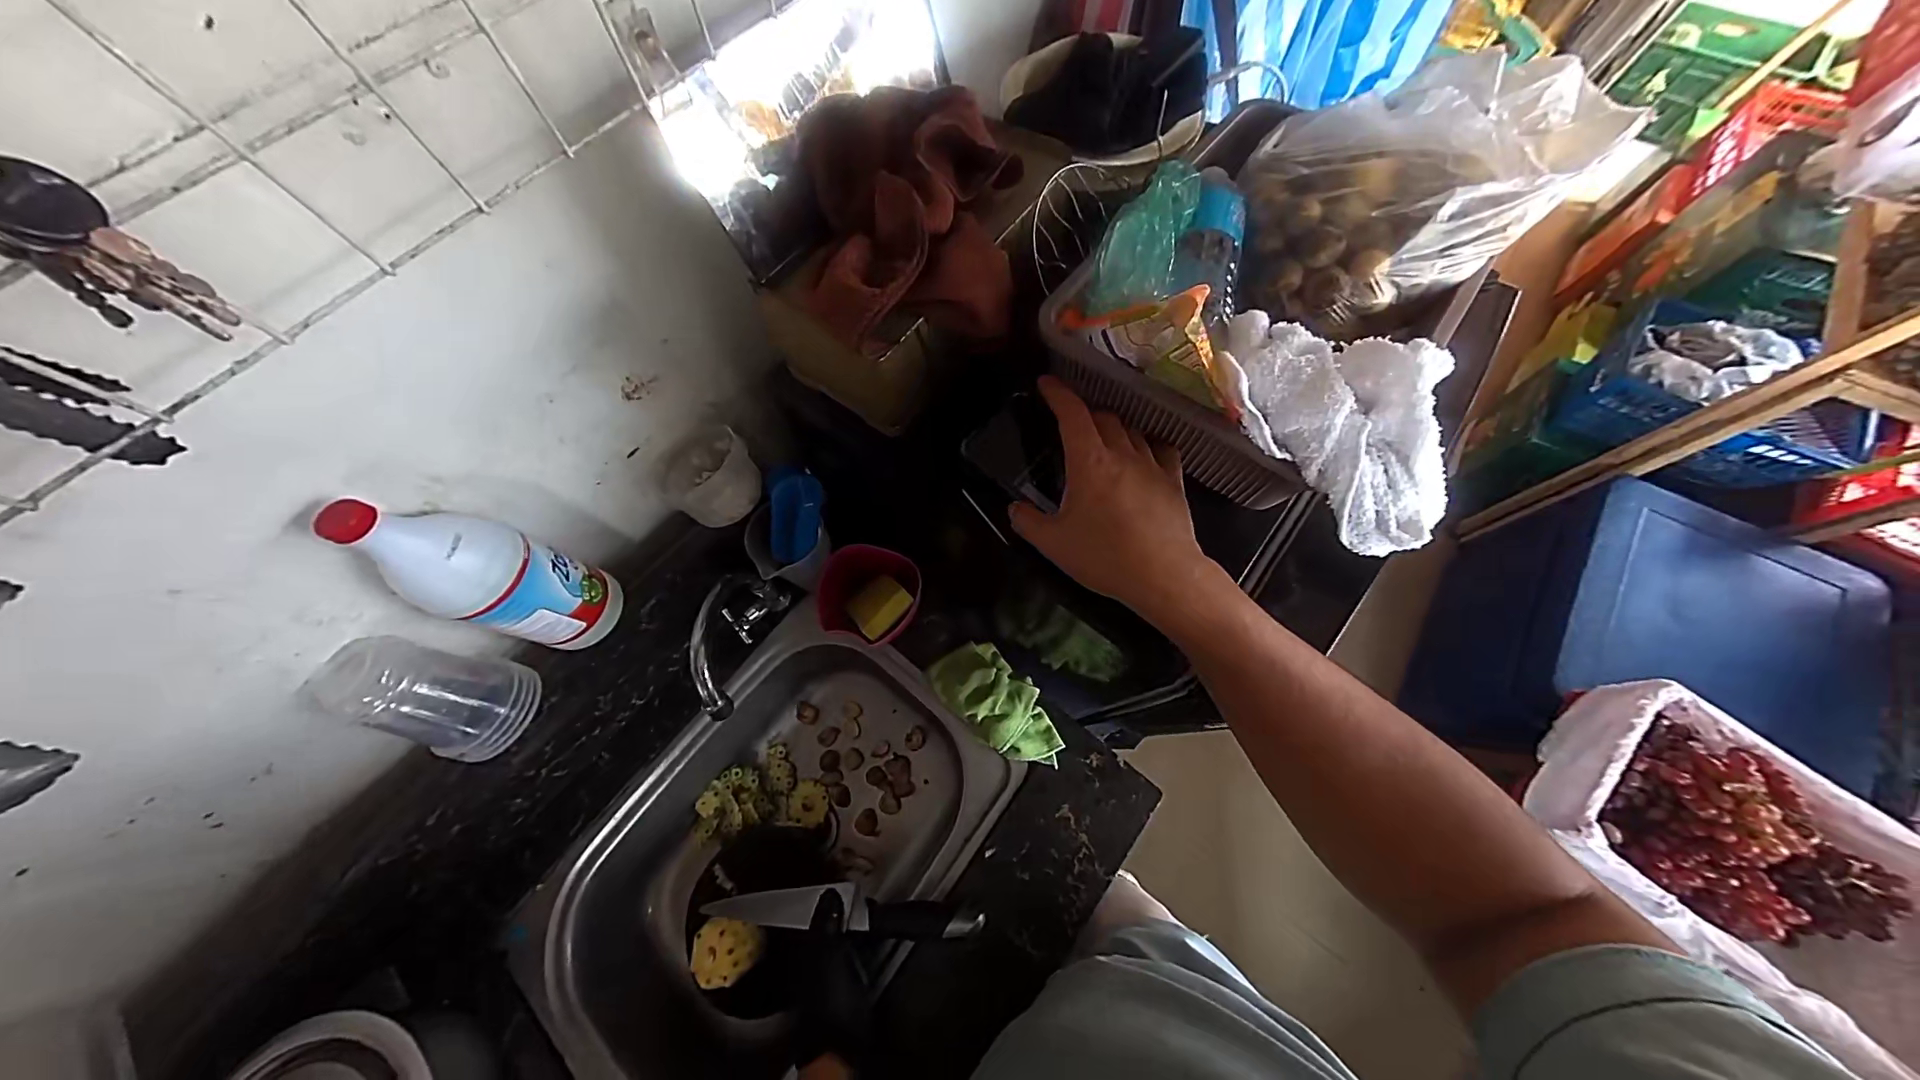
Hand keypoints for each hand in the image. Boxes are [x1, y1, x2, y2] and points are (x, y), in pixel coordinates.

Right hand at [1009, 377, 1228, 624]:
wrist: (1163, 576)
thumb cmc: (1104, 557)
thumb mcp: (1053, 544)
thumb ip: (1028, 522)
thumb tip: (1014, 509)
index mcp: (1089, 462)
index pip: (1073, 414)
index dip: (1058, 394)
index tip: (1047, 384)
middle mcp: (1123, 454)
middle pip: (1104, 416)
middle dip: (1084, 412)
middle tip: (1071, 423)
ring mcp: (1152, 465)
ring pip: (1132, 429)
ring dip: (1114, 427)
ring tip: (1103, 439)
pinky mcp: (1174, 480)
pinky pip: (1161, 447)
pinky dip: (1147, 442)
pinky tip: (1143, 452)